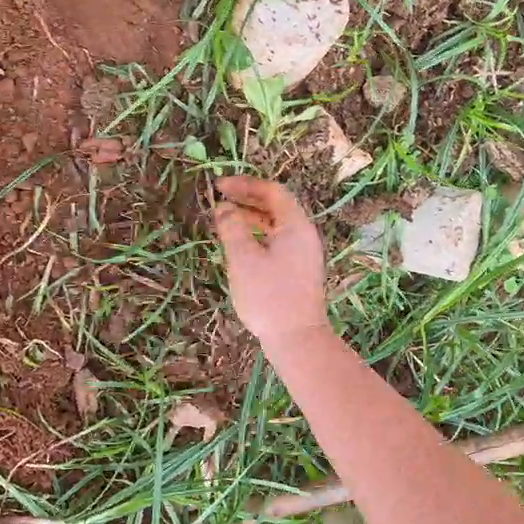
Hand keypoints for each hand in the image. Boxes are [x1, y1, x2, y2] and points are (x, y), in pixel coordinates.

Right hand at [212, 176, 330, 347]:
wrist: (297, 338)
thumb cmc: (268, 296)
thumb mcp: (243, 258)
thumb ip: (232, 228)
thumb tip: (224, 208)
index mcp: (295, 225)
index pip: (272, 191)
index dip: (245, 185)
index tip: (219, 186)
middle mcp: (304, 235)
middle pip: (276, 206)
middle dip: (247, 200)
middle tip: (220, 200)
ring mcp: (303, 254)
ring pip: (275, 225)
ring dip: (250, 218)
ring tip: (224, 221)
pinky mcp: (299, 270)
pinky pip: (277, 241)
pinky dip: (257, 236)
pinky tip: (240, 246)